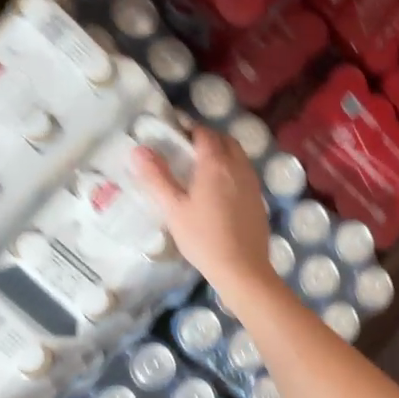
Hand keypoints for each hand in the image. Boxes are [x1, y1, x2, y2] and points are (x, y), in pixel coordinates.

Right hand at [129, 126, 277, 293]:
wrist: (242, 268)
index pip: (204, 133)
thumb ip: (156, 177)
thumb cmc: (203, 238)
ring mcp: (252, 183)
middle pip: (225, 140)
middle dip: (208, 138)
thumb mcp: (173, 209)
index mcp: (216, 164)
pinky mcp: (259, 200)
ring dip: (222, 153)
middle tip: (188, 149)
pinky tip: (220, 190)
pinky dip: (232, 170)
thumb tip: (139, 150)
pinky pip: (245, 173)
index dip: (189, 129)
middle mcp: (238, 167)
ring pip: (239, 156)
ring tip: (202, 168)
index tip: (175, 134)